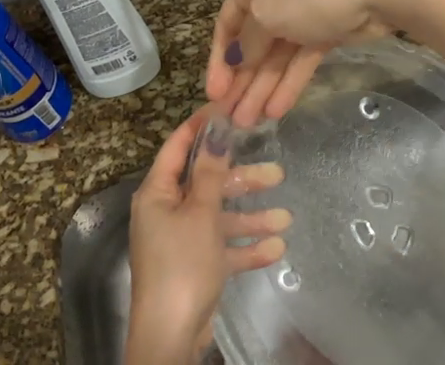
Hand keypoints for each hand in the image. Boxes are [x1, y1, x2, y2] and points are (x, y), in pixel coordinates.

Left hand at [127, 109, 288, 364]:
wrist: (171, 336)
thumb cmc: (182, 265)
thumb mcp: (200, 214)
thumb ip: (210, 172)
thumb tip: (215, 131)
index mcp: (158, 193)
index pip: (178, 146)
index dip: (201, 126)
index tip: (228, 108)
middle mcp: (167, 211)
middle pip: (206, 183)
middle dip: (241, 179)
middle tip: (277, 171)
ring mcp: (181, 240)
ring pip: (219, 217)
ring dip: (251, 217)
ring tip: (286, 215)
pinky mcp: (195, 266)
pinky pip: (223, 248)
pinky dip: (246, 247)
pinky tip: (277, 248)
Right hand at [206, 0, 417, 127]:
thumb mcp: (267, 14)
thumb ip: (248, 43)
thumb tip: (235, 59)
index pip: (227, 22)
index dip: (218, 59)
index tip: (213, 94)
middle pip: (252, 43)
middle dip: (240, 81)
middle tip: (229, 118)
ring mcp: (302, 14)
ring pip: (276, 56)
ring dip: (261, 88)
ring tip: (248, 124)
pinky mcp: (326, 32)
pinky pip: (299, 61)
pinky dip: (288, 84)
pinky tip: (275, 111)